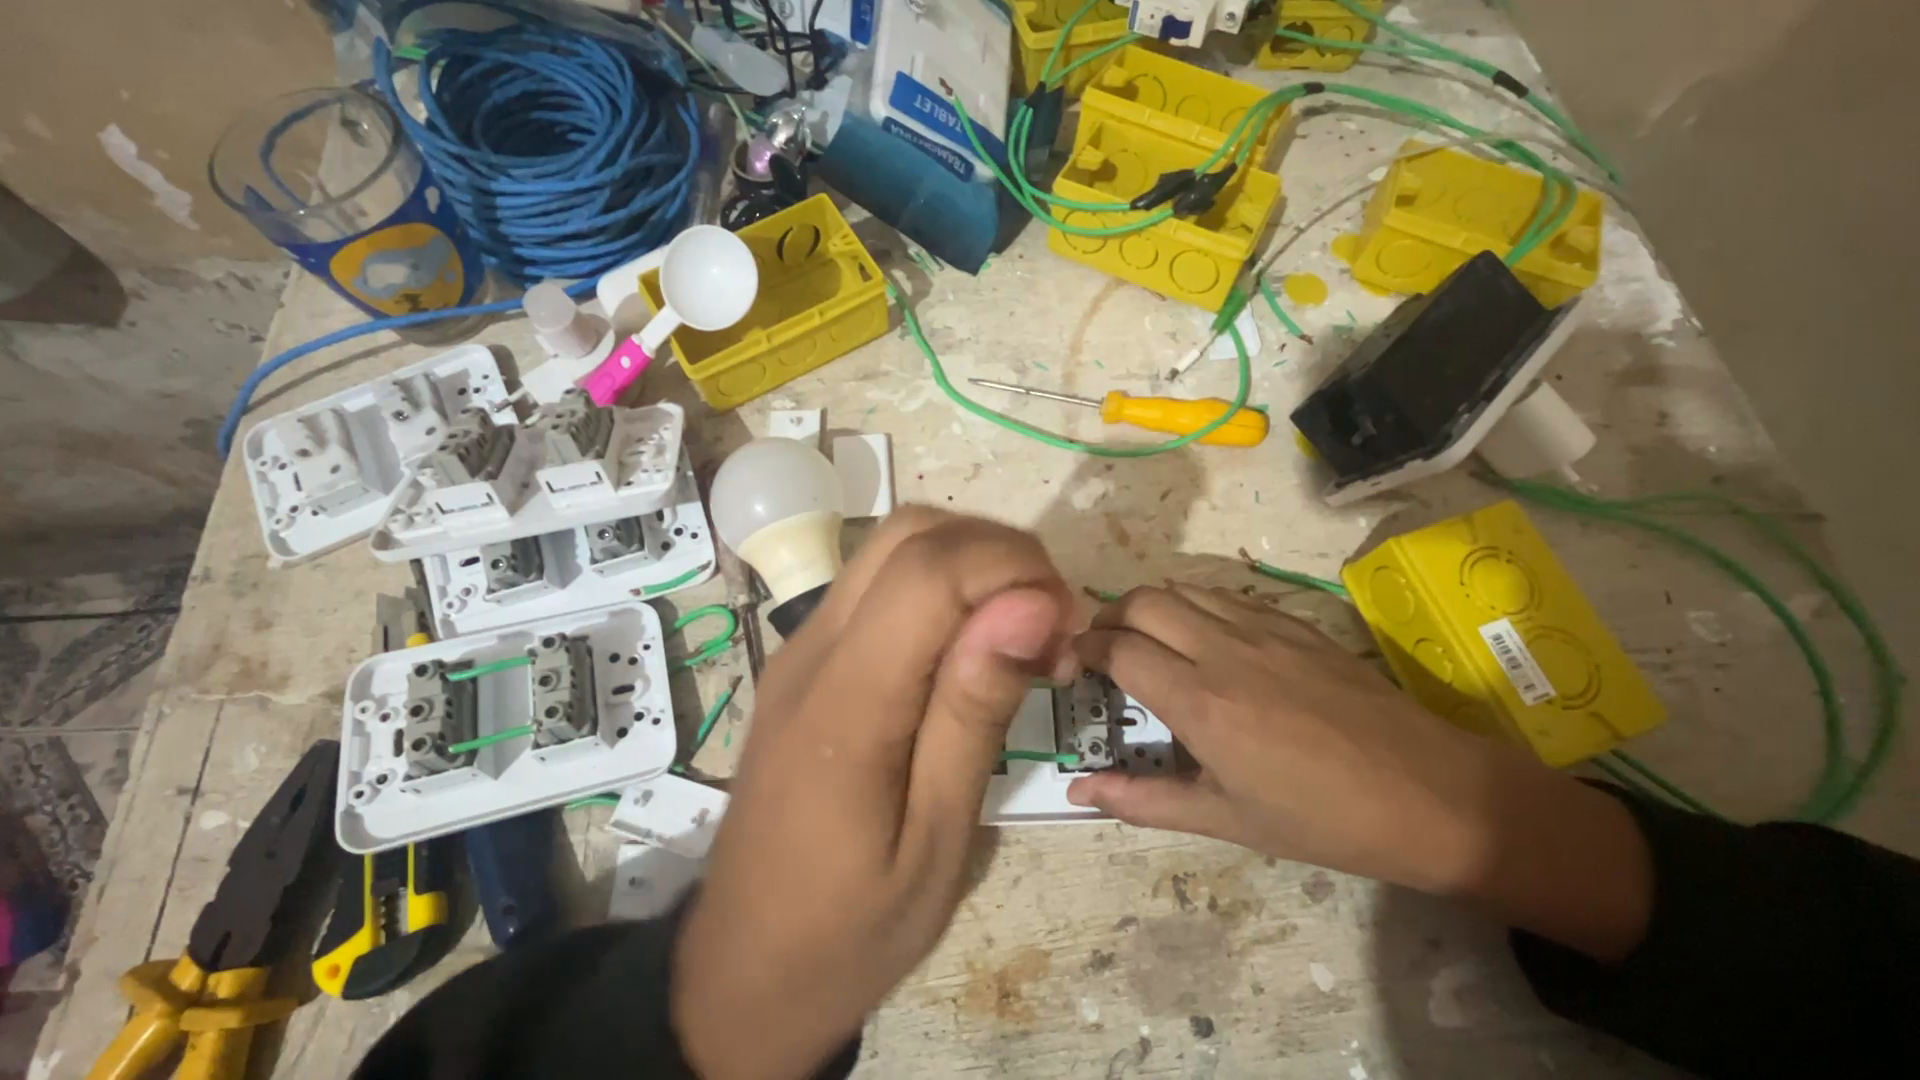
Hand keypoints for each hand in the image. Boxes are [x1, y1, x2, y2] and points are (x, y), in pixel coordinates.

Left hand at [673, 508, 1078, 1078]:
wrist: (744, 967)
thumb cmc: (852, 928)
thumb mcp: (937, 840)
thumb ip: (975, 712)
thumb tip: (1029, 603)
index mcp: (845, 704)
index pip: (928, 570)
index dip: (1014, 569)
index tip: (1069, 628)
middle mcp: (811, 652)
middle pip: (909, 534)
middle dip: (999, 554)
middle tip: (1053, 627)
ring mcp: (799, 651)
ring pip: (891, 548)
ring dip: (971, 565)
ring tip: (1022, 637)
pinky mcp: (803, 663)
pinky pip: (876, 587)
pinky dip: (940, 588)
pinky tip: (972, 650)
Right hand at [1068, 585, 1651, 960]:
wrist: (1431, 794)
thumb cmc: (1320, 819)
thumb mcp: (1226, 820)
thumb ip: (1143, 799)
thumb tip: (1078, 790)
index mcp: (1200, 702)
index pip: (1118, 648)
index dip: (1084, 649)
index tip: (1073, 665)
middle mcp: (1223, 650)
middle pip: (1142, 600)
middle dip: (1108, 617)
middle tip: (1103, 651)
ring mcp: (1264, 628)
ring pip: (1183, 587)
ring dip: (1150, 606)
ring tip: (1147, 641)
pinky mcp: (1295, 623)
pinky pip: (1225, 595)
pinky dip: (1195, 605)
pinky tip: (1204, 640)